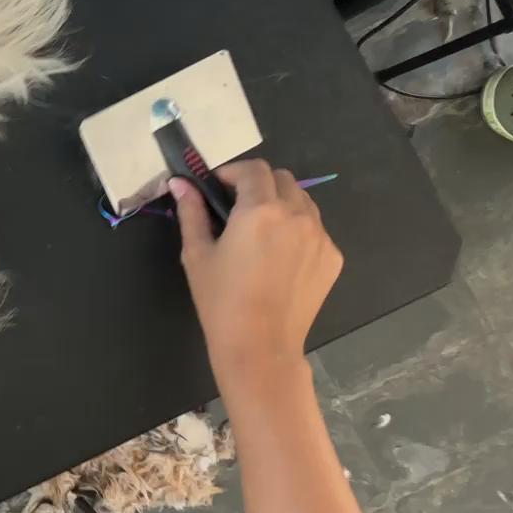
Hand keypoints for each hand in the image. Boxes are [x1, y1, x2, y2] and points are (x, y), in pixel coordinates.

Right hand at [171, 161, 342, 388]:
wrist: (259, 343)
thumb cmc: (219, 299)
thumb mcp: (196, 254)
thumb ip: (191, 212)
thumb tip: (179, 183)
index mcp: (259, 210)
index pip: (253, 169)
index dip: (232, 171)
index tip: (216, 186)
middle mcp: (296, 215)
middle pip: (282, 178)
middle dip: (257, 184)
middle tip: (235, 206)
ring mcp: (321, 236)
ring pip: (302, 201)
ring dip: (279, 203)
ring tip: (258, 232)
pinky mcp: (332, 256)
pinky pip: (314, 229)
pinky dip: (295, 230)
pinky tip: (276, 257)